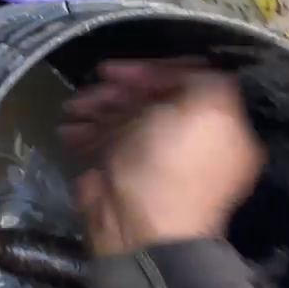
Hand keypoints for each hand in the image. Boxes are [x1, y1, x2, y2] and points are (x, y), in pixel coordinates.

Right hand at [61, 61, 265, 256]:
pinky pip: (102, 135)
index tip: (122, 69)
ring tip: (74, 110)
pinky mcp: (121, 165)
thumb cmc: (170, 162)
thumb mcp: (203, 113)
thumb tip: (196, 68)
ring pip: (122, 113)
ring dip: (95, 105)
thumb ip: (206, 82)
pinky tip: (71, 131)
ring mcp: (154, 154)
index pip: (188, 83)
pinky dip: (84, 128)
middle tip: (96, 87)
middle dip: (119, 88)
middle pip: (151, 96)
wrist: (136, 220)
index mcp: (217, 128)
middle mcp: (190, 139)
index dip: (155, 69)